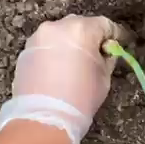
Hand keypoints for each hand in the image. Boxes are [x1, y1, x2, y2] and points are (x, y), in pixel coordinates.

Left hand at [0, 15, 120, 143]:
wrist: (44, 118)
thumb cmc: (80, 98)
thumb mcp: (104, 77)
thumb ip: (107, 57)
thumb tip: (106, 51)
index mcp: (81, 30)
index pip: (105, 24)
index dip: (115, 35)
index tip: (118, 45)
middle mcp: (57, 27)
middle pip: (80, 25)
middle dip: (89, 37)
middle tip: (96, 56)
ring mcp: (38, 37)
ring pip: (60, 34)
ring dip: (69, 44)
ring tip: (75, 64)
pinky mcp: (25, 50)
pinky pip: (46, 45)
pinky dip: (54, 52)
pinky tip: (58, 70)